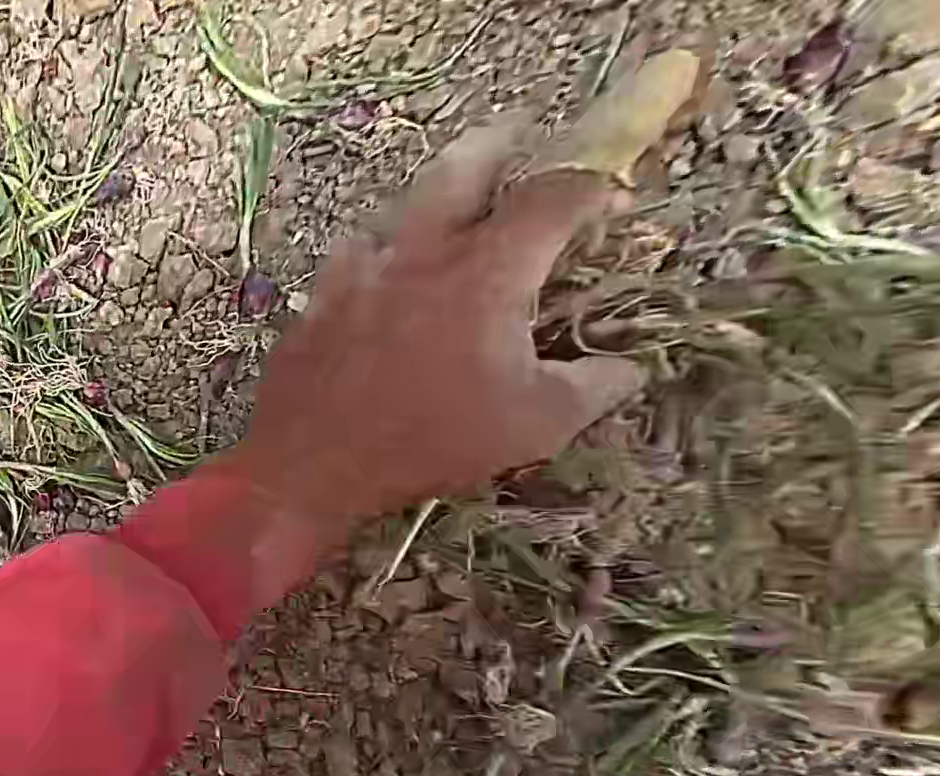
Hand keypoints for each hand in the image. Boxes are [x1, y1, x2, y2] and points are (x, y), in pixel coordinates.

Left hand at [212, 122, 643, 540]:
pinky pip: (347, 256)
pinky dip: (373, 252)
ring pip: (395, 206)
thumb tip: (628, 366)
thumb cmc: (425, 445)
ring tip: (441, 222)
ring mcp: (355, 275)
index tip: (609, 196)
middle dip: (500, 147)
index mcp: (484, 275)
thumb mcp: (531, 426)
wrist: (311, 466)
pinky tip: (376, 278)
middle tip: (516, 152)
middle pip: (462, 165)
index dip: (595, 182)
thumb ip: (593, 386)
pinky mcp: (314, 303)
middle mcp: (417, 255)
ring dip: (428, 202)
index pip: (556, 194)